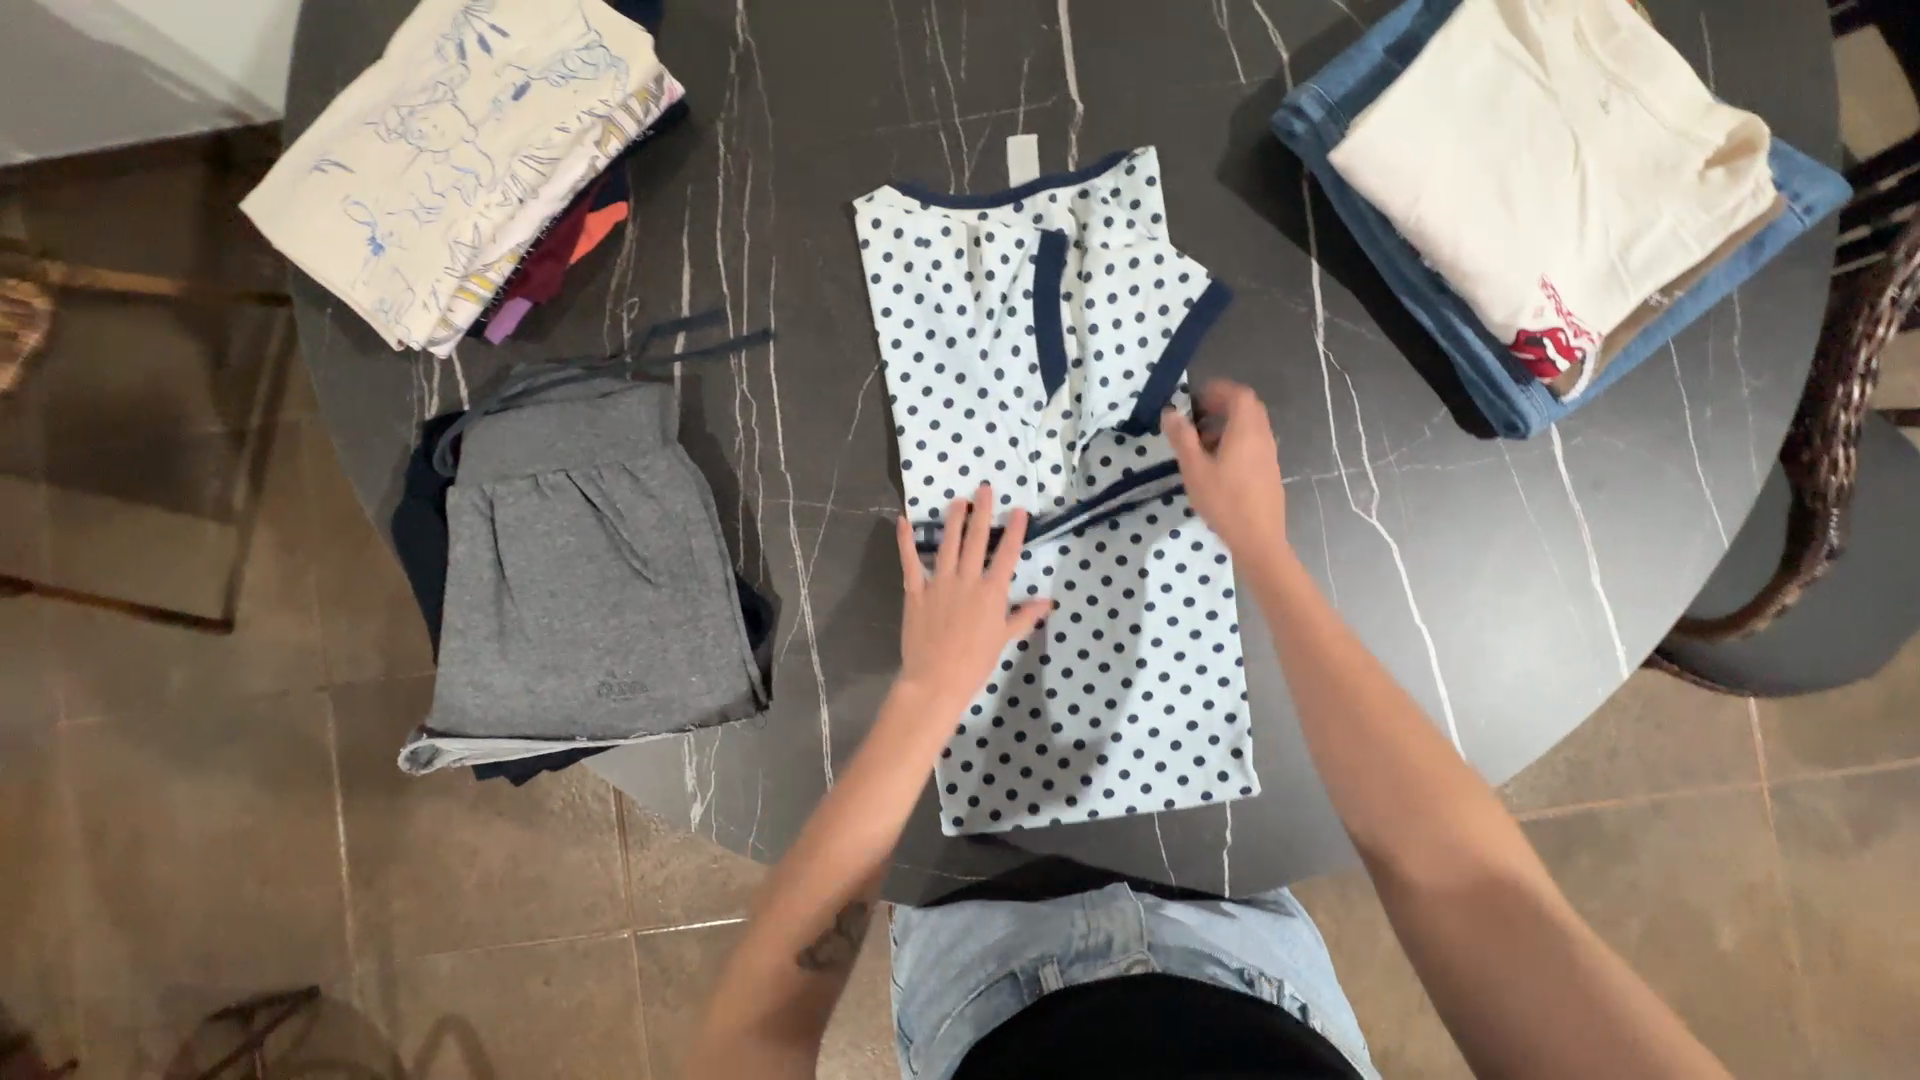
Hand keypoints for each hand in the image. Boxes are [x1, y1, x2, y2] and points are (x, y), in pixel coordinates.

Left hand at [894, 483, 1050, 709]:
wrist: (936, 679)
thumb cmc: (974, 662)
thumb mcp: (1004, 638)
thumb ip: (1024, 616)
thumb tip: (1047, 602)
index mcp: (991, 592)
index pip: (1007, 554)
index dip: (1014, 530)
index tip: (1019, 510)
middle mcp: (967, 580)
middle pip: (977, 540)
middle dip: (982, 512)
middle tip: (984, 488)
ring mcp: (939, 583)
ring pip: (948, 544)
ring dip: (953, 520)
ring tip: (958, 500)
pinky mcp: (915, 591)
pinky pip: (910, 561)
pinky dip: (905, 541)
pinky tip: (904, 521)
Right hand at [1163, 379, 1289, 567]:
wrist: (1258, 538)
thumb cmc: (1224, 501)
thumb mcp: (1194, 469)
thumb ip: (1182, 438)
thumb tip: (1171, 412)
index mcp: (1246, 431)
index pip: (1238, 394)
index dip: (1218, 390)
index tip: (1195, 397)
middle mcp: (1263, 436)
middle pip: (1247, 408)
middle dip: (1221, 406)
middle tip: (1196, 417)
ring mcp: (1269, 454)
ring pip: (1250, 427)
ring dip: (1227, 425)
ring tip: (1201, 444)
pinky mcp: (1269, 471)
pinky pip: (1253, 443)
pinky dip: (1235, 441)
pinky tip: (1217, 465)